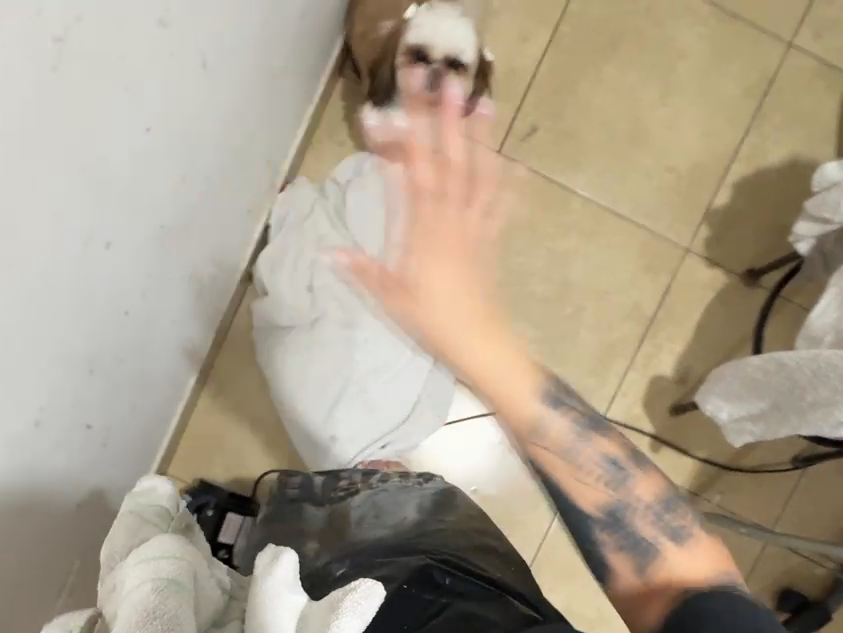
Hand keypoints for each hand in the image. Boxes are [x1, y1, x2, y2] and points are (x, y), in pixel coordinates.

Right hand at [340, 77, 515, 376]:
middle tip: (447, 81)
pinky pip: (501, 207)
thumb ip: (362, 271)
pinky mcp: (492, 242)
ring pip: (479, 176)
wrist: (478, 342)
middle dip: (446, 121)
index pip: (413, 176)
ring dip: (482, 139)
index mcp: (424, 232)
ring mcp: (476, 229)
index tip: (390, 109)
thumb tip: (326, 253)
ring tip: (485, 102)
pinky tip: (516, 164)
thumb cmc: (432, 322)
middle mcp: (452, 221)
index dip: (402, 139)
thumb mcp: (390, 299)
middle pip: (449, 163)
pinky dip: (508, 184)